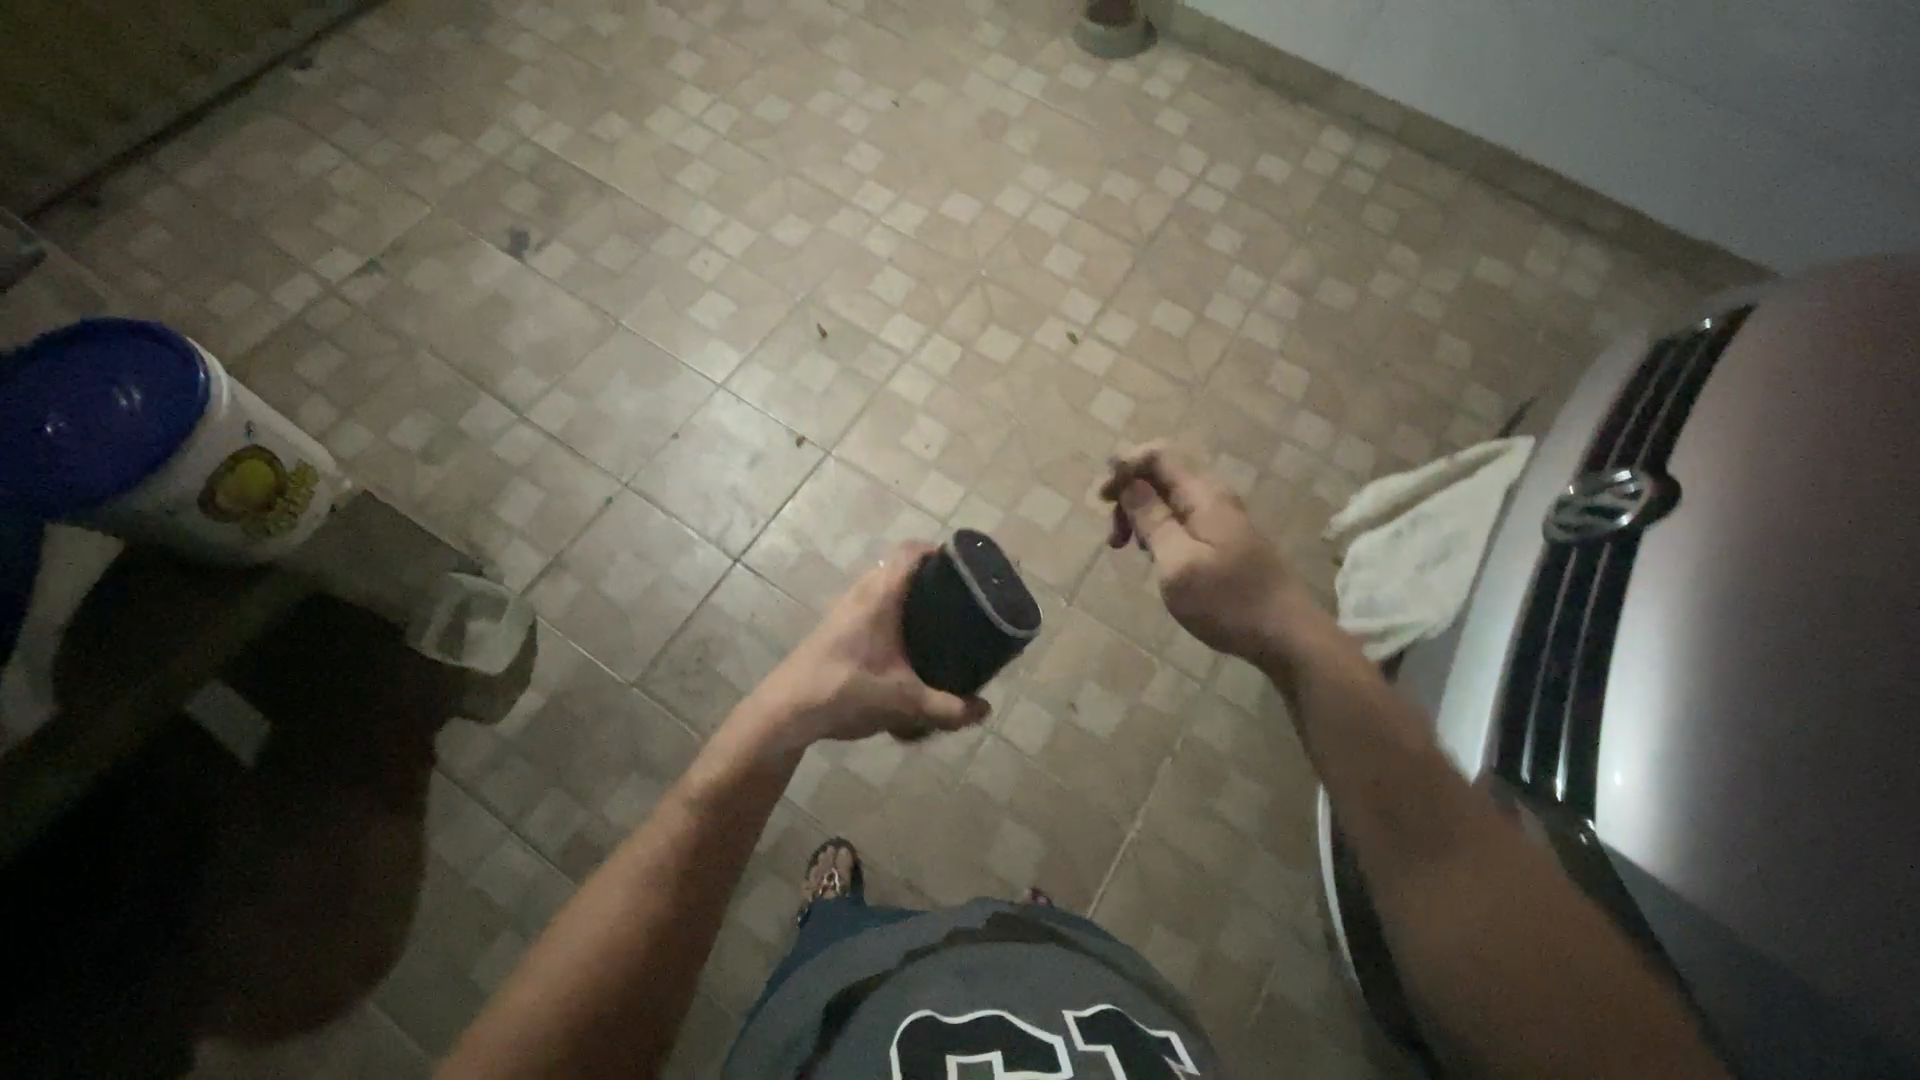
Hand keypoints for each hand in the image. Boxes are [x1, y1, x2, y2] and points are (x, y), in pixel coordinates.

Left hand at [741, 541, 990, 749]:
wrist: (786, 711)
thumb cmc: (846, 692)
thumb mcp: (905, 703)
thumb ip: (948, 708)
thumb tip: (985, 710)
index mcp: (879, 596)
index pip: (910, 552)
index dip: (939, 550)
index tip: (966, 565)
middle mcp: (860, 594)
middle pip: (899, 567)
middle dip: (930, 577)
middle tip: (961, 597)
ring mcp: (843, 611)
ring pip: (882, 588)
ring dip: (908, 595)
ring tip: (938, 618)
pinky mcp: (834, 629)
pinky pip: (870, 606)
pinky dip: (891, 612)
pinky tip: (904, 644)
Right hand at [1100, 441, 1312, 660]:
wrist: (1286, 635)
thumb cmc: (1227, 601)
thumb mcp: (1178, 563)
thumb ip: (1152, 520)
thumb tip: (1128, 482)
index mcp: (1204, 496)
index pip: (1158, 455)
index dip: (1125, 467)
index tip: (1102, 500)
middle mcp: (1214, 499)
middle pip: (1162, 476)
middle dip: (1130, 497)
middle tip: (1113, 538)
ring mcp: (1222, 521)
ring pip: (1171, 501)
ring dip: (1142, 517)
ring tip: (1128, 550)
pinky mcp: (1225, 542)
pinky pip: (1183, 521)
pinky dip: (1160, 531)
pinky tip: (1154, 557)